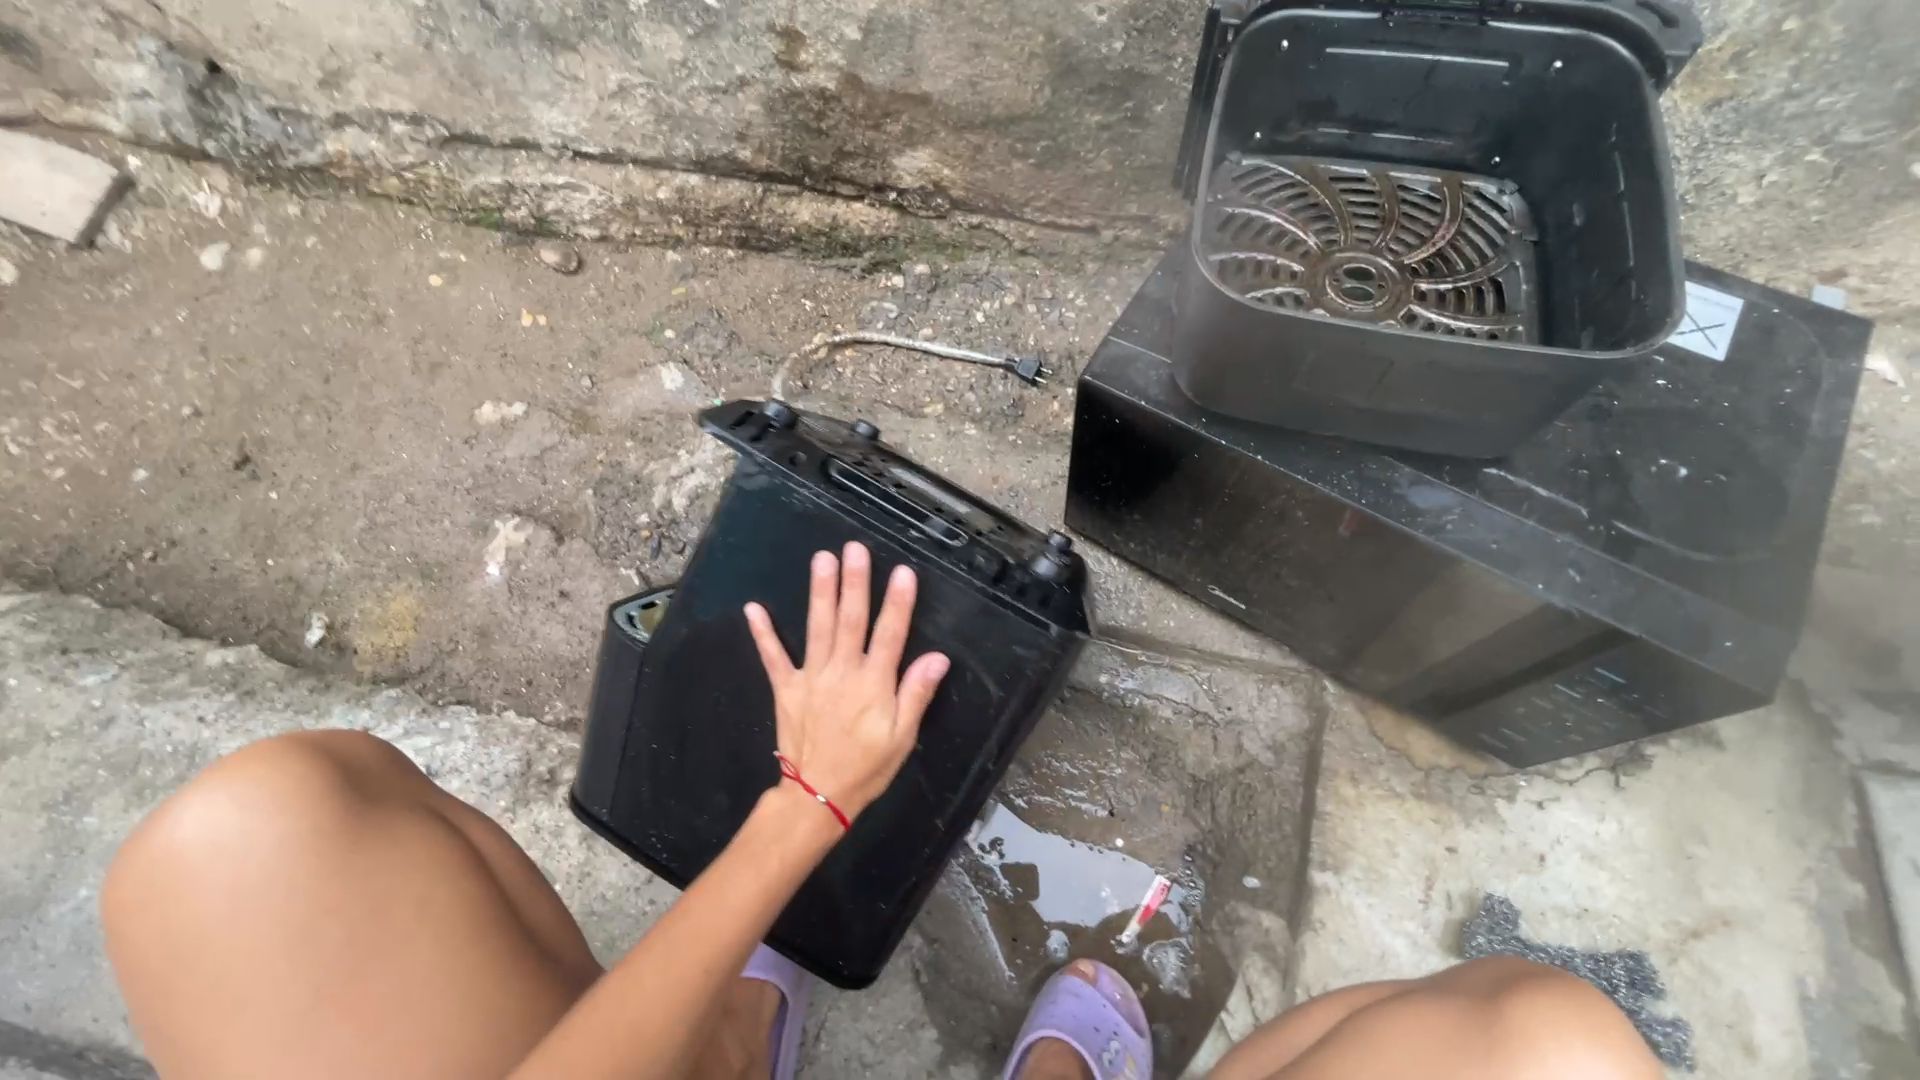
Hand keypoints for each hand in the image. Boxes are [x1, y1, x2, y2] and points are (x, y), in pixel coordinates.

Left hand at [743, 542, 949, 825]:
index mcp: (873, 684)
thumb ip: (916, 694)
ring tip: (821, 559)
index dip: (897, 603)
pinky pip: (774, 657)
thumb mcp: (902, 737)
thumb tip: (936, 658)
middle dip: (854, 582)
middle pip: (851, 620)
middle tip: (854, 549)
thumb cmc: (867, 767)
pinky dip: (764, 633)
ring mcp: (811, 678)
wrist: (817, 797)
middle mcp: (842, 673)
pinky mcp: (786, 689)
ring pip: (818, 627)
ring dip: (820, 592)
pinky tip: (755, 608)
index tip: (902, 572)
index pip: (889, 635)